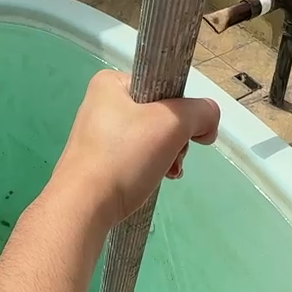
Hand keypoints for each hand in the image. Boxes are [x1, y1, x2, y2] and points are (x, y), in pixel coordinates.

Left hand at [47, 69, 220, 228]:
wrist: (82, 207)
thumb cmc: (124, 158)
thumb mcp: (172, 124)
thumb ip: (201, 113)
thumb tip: (209, 121)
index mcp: (110, 83)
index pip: (162, 84)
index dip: (182, 108)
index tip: (187, 132)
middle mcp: (100, 105)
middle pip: (157, 114)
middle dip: (175, 139)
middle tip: (173, 158)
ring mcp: (96, 136)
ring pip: (148, 139)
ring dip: (166, 157)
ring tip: (166, 173)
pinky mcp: (96, 163)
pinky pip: (133, 159)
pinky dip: (149, 169)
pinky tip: (154, 182)